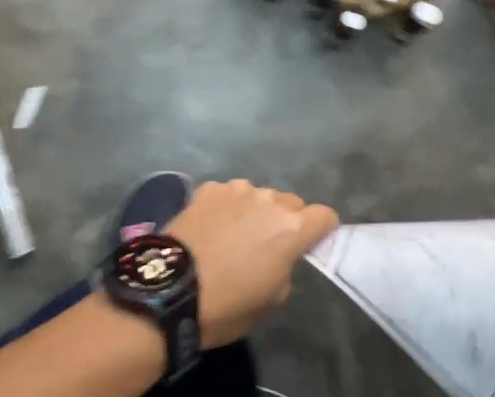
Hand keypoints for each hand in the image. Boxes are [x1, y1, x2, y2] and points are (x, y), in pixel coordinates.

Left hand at [164, 179, 338, 348]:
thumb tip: (278, 255)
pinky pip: (229, 194)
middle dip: (286, 220)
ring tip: (234, 234)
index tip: (312, 243)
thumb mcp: (270, 301)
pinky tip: (210, 227)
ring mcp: (238, 190)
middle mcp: (269, 200)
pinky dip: (226, 207)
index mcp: (292, 229)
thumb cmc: (226, 306)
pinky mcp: (209, 189)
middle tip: (267, 244)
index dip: (322, 230)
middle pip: (291, 203)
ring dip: (255, 211)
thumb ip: (285, 268)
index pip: (325, 216)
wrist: (169, 292)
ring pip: (259, 196)